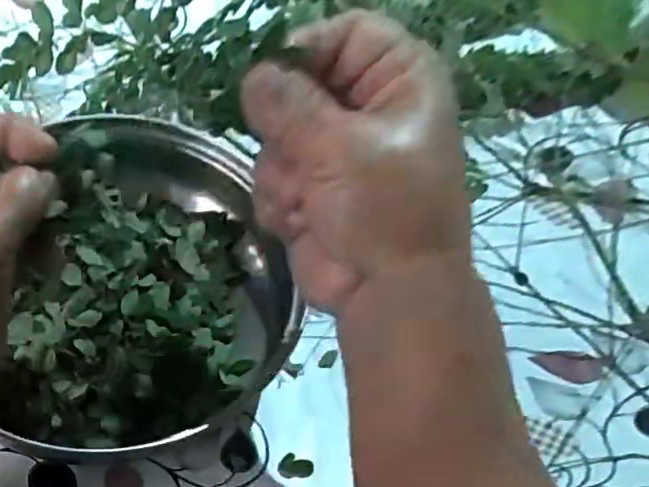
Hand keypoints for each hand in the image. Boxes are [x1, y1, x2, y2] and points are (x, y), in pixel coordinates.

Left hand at [0, 114, 57, 383]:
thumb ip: (18, 197)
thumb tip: (45, 177)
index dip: (11, 134)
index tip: (50, 153)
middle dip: (29, 175)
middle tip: (63, 187)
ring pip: (11, 204)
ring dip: (40, 213)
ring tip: (60, 229)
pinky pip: (19, 238)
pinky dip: (39, 245)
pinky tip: (54, 262)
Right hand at [242, 13, 469, 314]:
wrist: (386, 288)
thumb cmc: (384, 208)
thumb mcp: (341, 147)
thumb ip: (292, 107)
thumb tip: (253, 75)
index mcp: (395, 80)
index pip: (344, 37)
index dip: (304, 54)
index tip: (270, 82)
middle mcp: (361, 115)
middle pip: (297, 94)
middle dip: (285, 133)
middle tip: (296, 159)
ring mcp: (331, 160)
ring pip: (276, 145)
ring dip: (280, 176)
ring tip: (303, 200)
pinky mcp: (308, 199)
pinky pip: (272, 185)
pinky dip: (278, 204)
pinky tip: (297, 221)